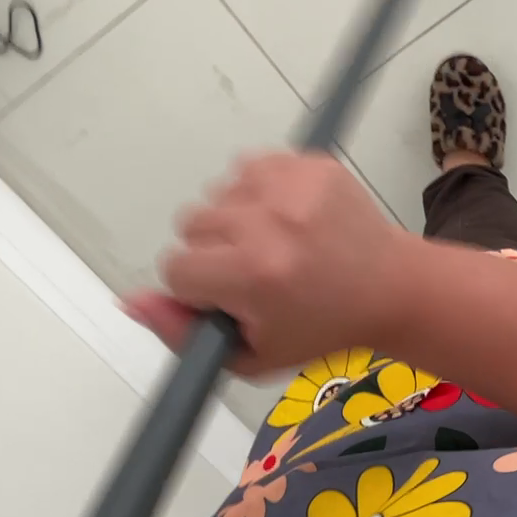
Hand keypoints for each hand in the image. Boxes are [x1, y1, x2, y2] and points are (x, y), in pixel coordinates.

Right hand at [121, 152, 419, 375]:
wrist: (388, 285)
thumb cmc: (319, 327)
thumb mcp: (250, 354)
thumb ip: (182, 333)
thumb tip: (128, 299)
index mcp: (252, 274)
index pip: (175, 268)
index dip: (200, 288)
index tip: (235, 297)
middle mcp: (267, 222)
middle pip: (191, 225)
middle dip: (215, 251)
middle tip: (259, 271)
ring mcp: (290, 184)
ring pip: (217, 194)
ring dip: (236, 219)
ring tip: (278, 243)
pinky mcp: (309, 162)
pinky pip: (248, 167)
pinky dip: (258, 191)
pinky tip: (288, 217)